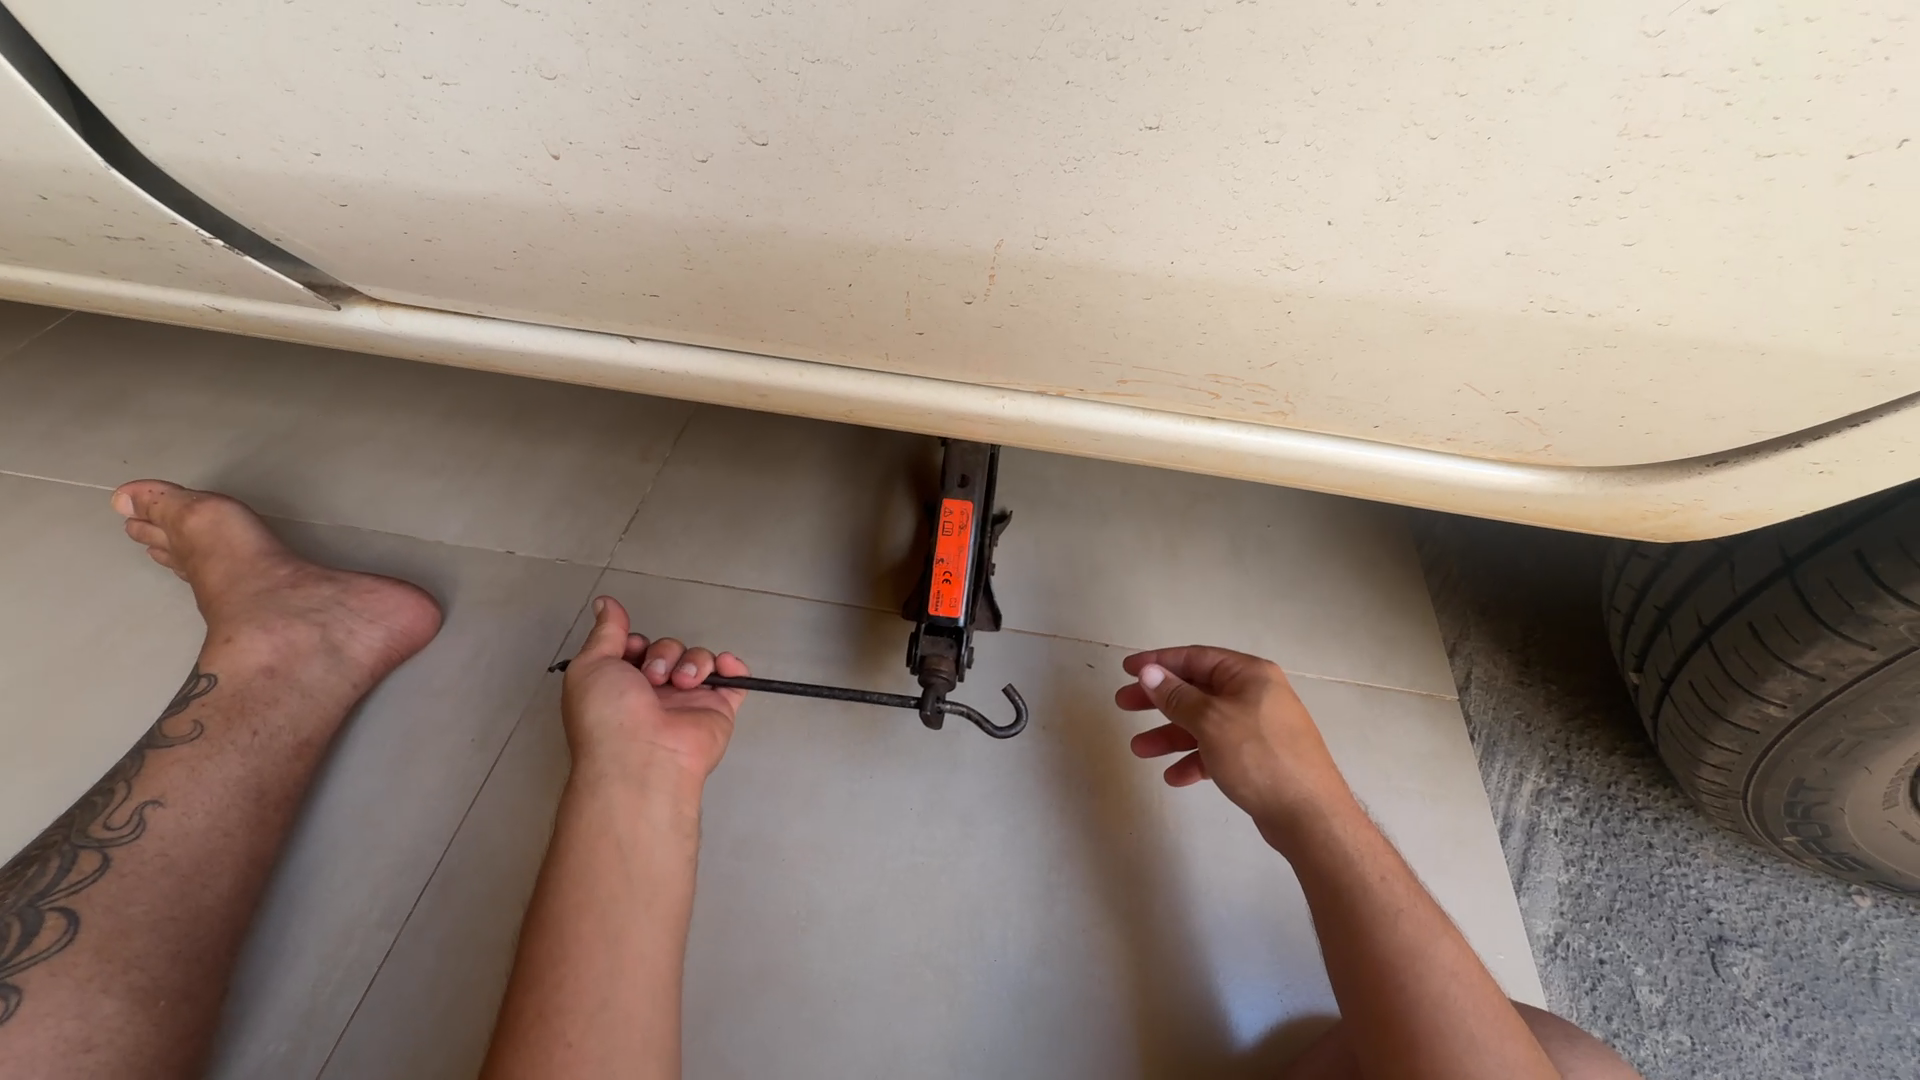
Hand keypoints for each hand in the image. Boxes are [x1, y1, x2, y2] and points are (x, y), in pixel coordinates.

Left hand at [561, 596, 748, 782]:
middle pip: (670, 649)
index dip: (637, 643)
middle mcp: (655, 693)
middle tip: (653, 677)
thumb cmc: (609, 716)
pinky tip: (724, 666)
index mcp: (622, 685)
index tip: (632, 650)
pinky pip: (735, 680)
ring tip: (683, 683)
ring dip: (692, 661)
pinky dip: (733, 667)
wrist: (644, 756)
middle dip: (664, 653)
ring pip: (699, 658)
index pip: (638, 648)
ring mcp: (689, 701)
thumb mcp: (591, 665)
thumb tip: (606, 603)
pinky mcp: (719, 709)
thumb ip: (606, 632)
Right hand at [1116, 646, 1355, 844]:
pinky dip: (1194, 760)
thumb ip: (1176, 696)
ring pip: (1203, 723)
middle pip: (1196, 690)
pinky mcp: (1258, 758)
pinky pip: (1217, 750)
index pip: (1195, 658)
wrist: (1310, 816)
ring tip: (1139, 749)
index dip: (1158, 662)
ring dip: (1170, 735)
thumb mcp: (1210, 721)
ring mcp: (1257, 727)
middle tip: (1123, 704)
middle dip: (1158, 700)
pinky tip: (1175, 777)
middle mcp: (1254, 695)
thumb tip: (1149, 673)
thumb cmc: (1259, 756)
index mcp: (1248, 675)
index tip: (1127, 670)